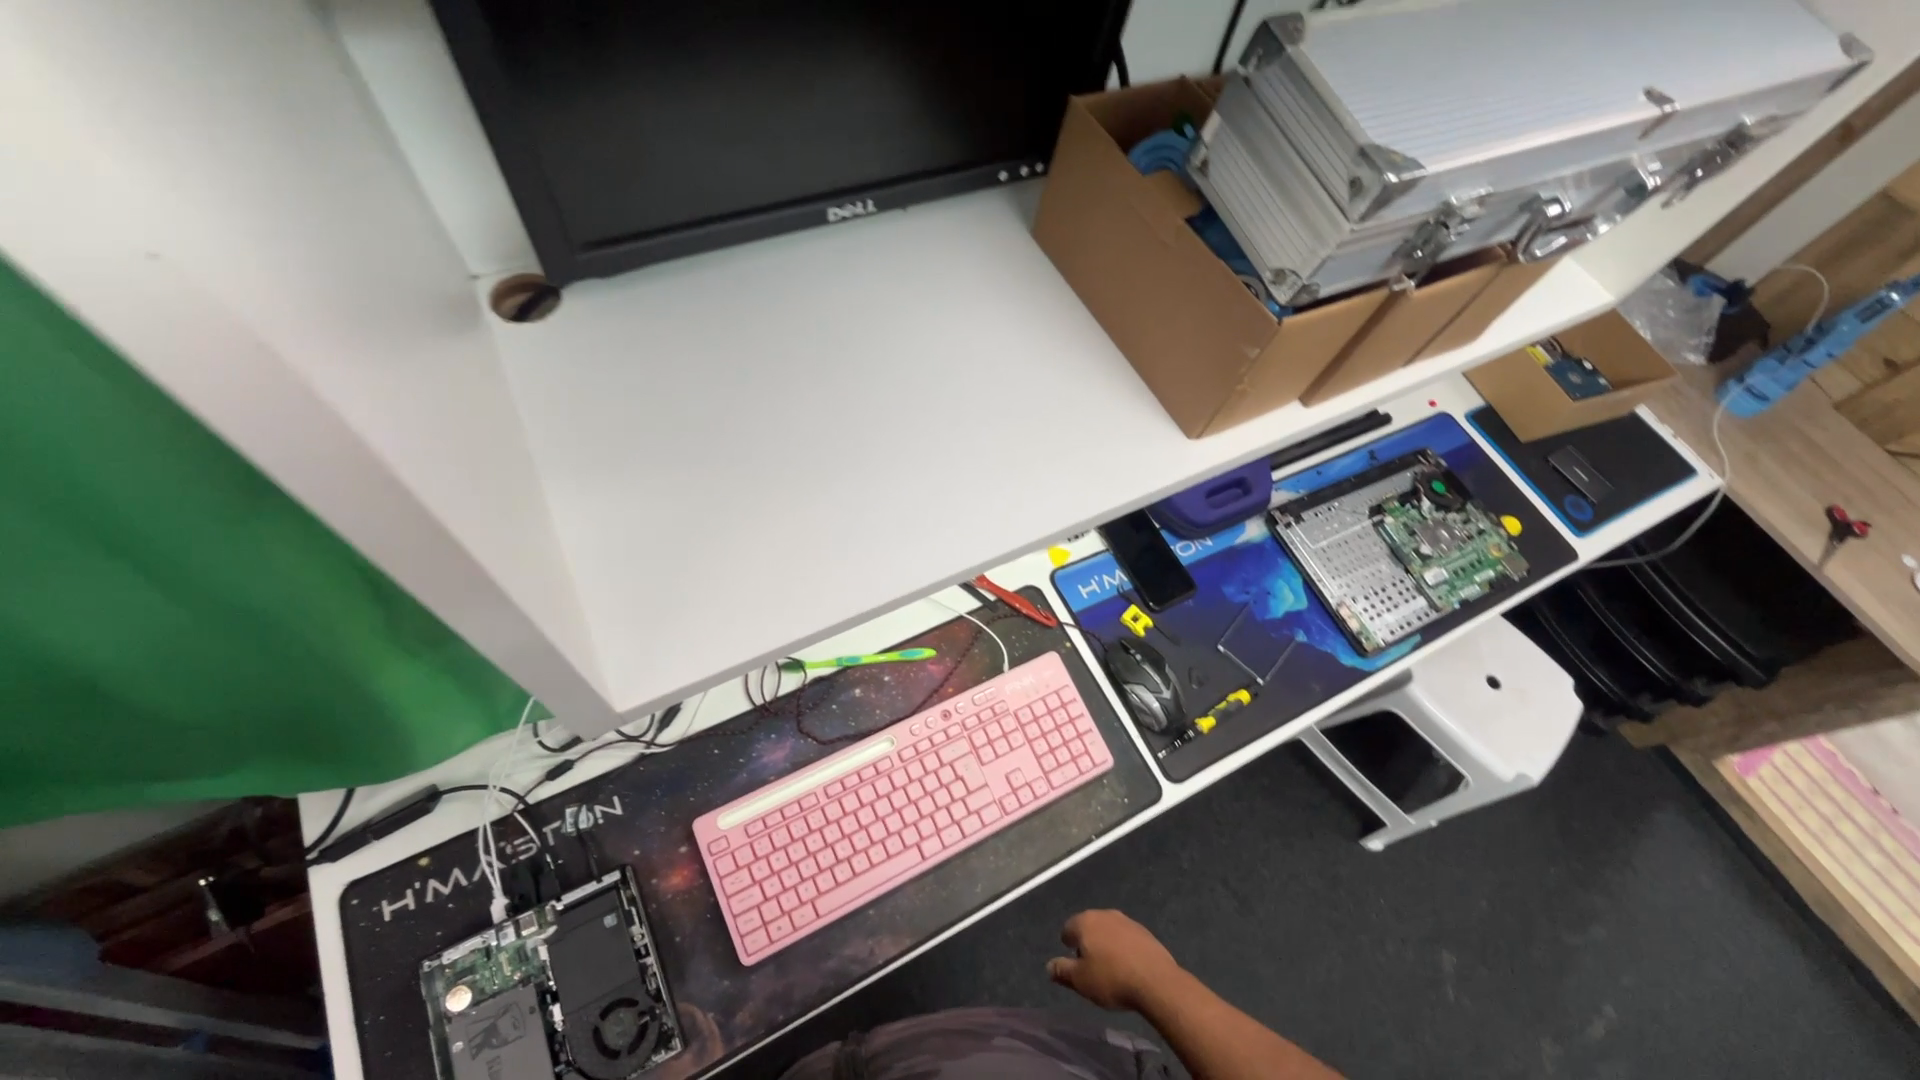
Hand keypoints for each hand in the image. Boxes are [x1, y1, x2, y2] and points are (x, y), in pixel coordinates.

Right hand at [1047, 909, 1181, 1010]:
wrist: (1157, 982)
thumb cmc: (1112, 980)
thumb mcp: (1080, 980)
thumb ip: (1062, 971)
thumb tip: (1049, 966)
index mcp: (1085, 922)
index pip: (1068, 929)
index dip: (1068, 946)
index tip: (1075, 964)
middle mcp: (1105, 914)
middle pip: (1089, 927)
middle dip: (1087, 943)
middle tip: (1091, 968)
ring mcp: (1127, 921)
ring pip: (1109, 931)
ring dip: (1106, 945)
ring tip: (1110, 968)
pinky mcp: (1145, 932)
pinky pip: (1127, 938)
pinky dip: (1123, 948)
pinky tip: (1128, 966)